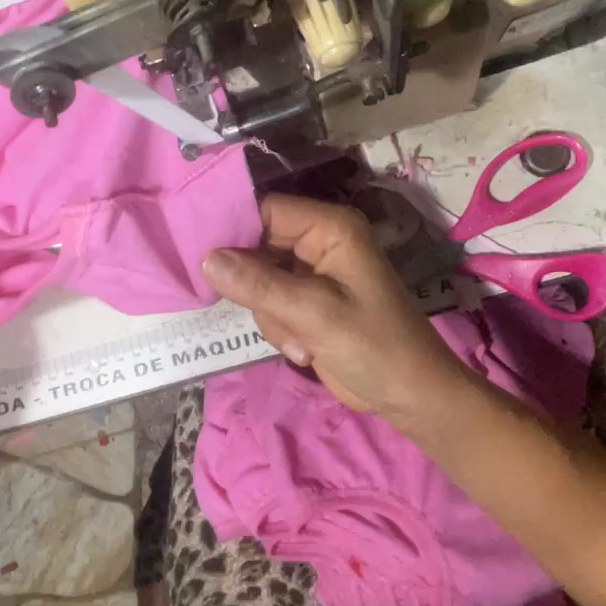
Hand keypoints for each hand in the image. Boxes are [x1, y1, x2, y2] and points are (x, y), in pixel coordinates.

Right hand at [201, 194, 468, 422]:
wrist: (407, 395)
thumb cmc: (373, 345)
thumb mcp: (314, 313)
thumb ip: (259, 285)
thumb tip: (205, 258)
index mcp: (330, 227)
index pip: (265, 210)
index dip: (233, 229)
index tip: (198, 252)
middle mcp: (318, 242)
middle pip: (256, 246)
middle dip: (257, 286)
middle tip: (268, 312)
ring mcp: (311, 273)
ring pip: (257, 281)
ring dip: (271, 315)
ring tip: (302, 339)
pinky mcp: (305, 302)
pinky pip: (268, 304)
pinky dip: (279, 329)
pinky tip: (306, 349)